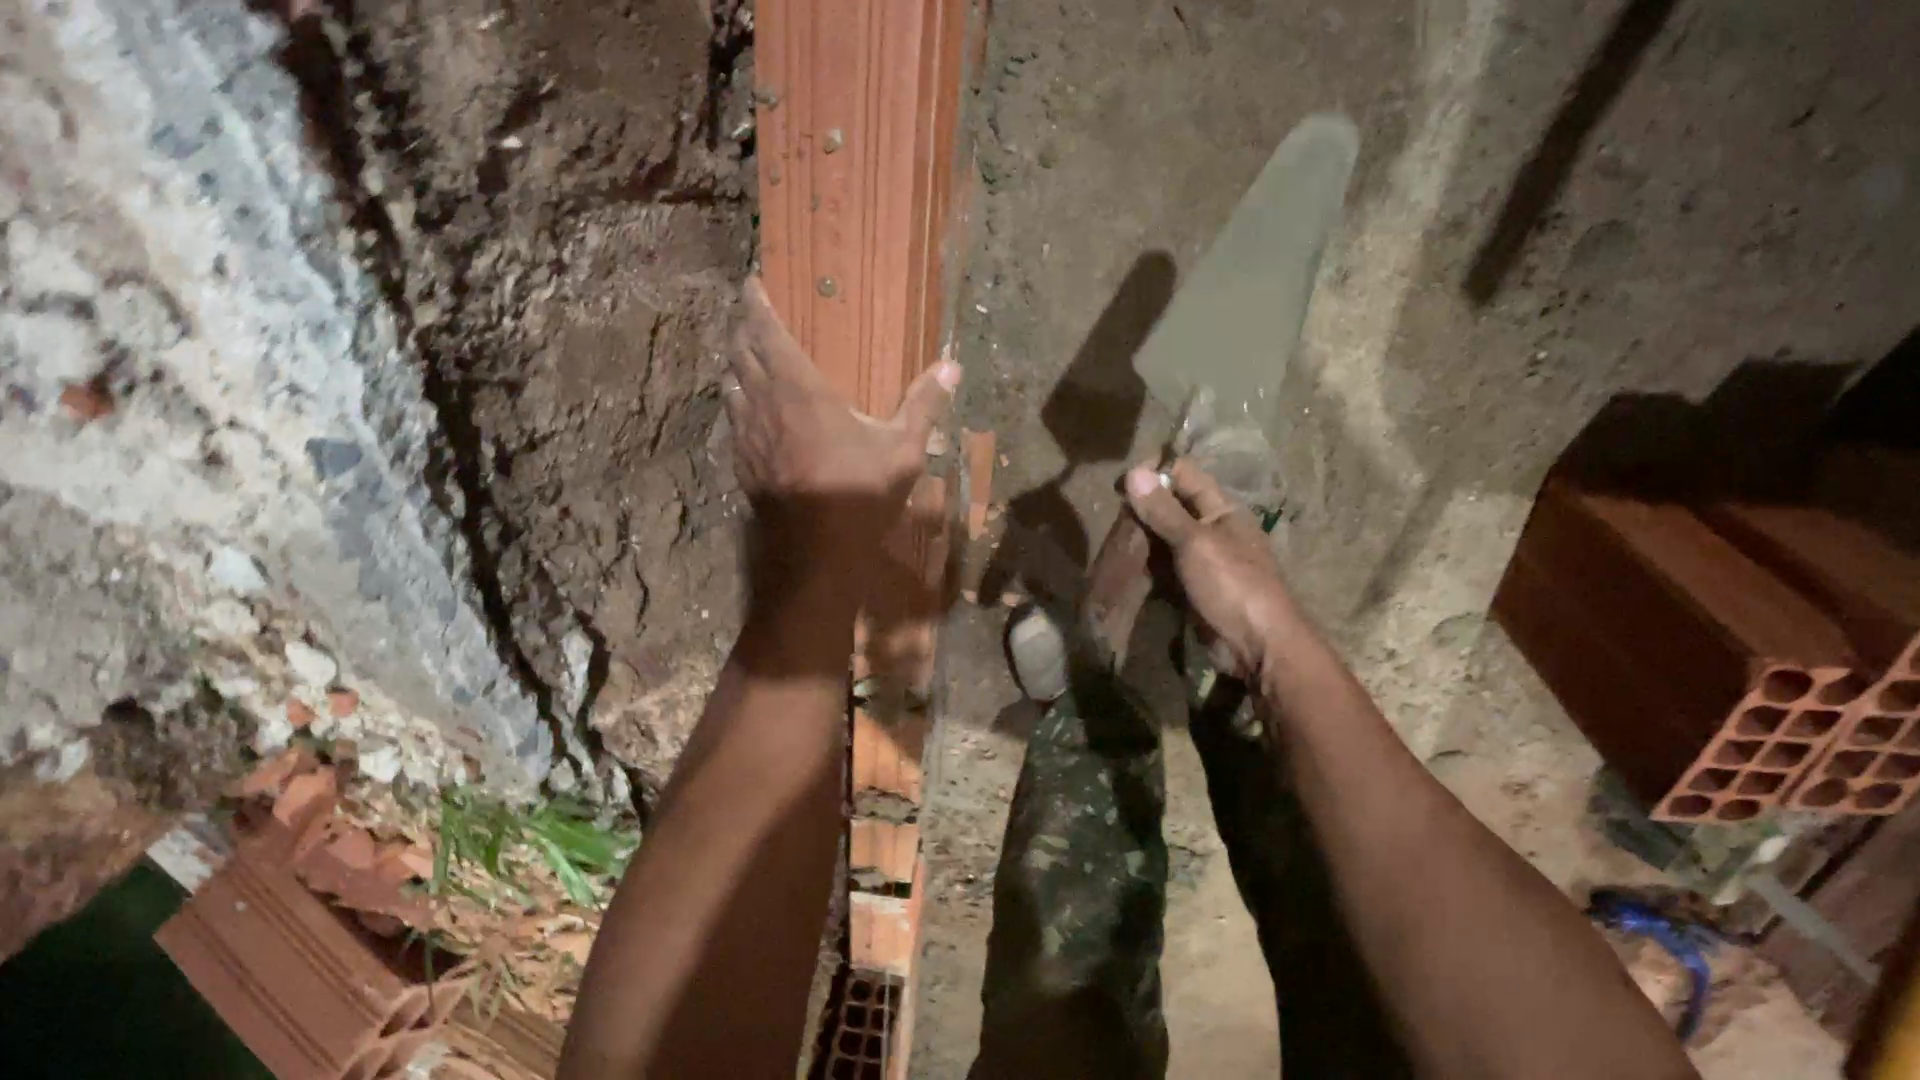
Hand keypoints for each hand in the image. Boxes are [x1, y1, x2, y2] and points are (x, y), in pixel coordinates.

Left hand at [725, 277, 959, 587]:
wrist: (813, 552)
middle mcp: (764, 403)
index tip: (752, 282)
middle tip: (746, 314)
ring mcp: (746, 435)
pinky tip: (745, 411)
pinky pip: (732, 420)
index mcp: (800, 388)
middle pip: (740, 353)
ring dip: (735, 364)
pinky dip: (736, 403)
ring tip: (742, 355)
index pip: (767, 331)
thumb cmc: (858, 493)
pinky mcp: (741, 462)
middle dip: (740, 328)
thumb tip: (953, 365)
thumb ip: (924, 405)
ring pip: (731, 385)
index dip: (756, 304)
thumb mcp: (902, 449)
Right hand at [1124, 458, 1298, 679]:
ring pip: (1162, 541)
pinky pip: (1163, 570)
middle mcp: (1211, 529)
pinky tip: (1122, 570)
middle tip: (1110, 521)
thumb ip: (1163, 510)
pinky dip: (1145, 570)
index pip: (1182, 474)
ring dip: (1140, 543)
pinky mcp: (1191, 588)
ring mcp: (1201, 561)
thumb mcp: (1195, 542)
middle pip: (1169, 508)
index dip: (1152, 473)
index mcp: (1221, 509)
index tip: (1119, 485)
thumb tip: (1134, 471)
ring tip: (1110, 546)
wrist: (1258, 645)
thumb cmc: (1232, 584)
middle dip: (1140, 511)